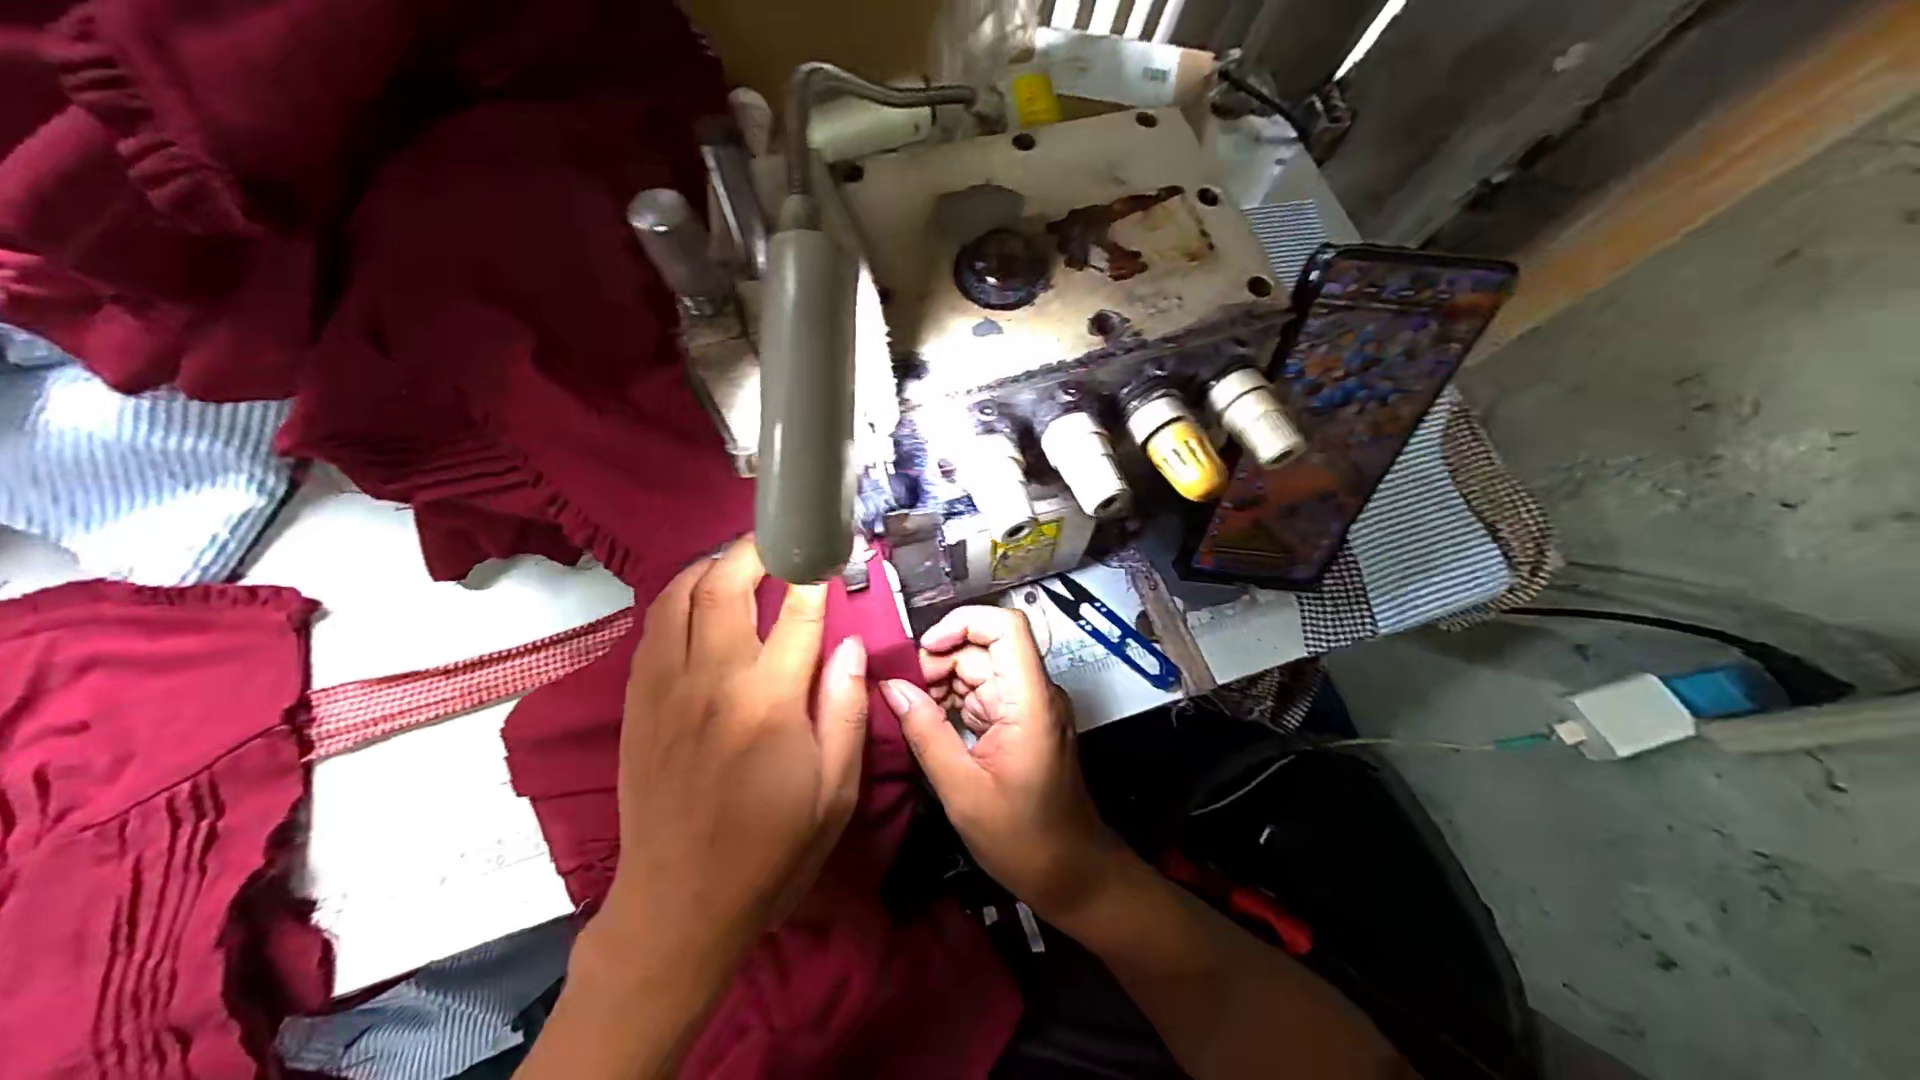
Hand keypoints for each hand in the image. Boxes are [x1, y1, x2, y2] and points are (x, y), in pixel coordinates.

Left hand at [597, 536, 868, 958]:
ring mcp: (665, 689)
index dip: (815, 574)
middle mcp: (712, 681)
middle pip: (725, 586)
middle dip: (754, 550)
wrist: (680, 903)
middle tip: (778, 541)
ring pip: (678, 597)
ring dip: (709, 566)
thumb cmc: (772, 850)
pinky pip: (653, 629)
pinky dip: (676, 598)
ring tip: (736, 560)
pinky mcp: (638, 704)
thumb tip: (850, 646)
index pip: (797, 613)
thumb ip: (844, 710)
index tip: (829, 553)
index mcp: (769, 702)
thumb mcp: (835, 792)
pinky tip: (695, 600)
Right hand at [880, 607, 1124, 921]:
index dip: (963, 622)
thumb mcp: (963, 790)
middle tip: (903, 693)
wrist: (1071, 873)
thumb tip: (891, 688)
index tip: (924, 648)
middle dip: (939, 660)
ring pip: (979, 668)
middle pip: (984, 647)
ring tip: (910, 712)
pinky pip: (982, 693)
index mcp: (1030, 701)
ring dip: (941, 682)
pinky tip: (928, 722)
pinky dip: (953, 701)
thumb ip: (926, 733)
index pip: (1006, 626)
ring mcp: (1028, 706)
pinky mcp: (1019, 721)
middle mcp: (1034, 693)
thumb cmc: (1024, 839)